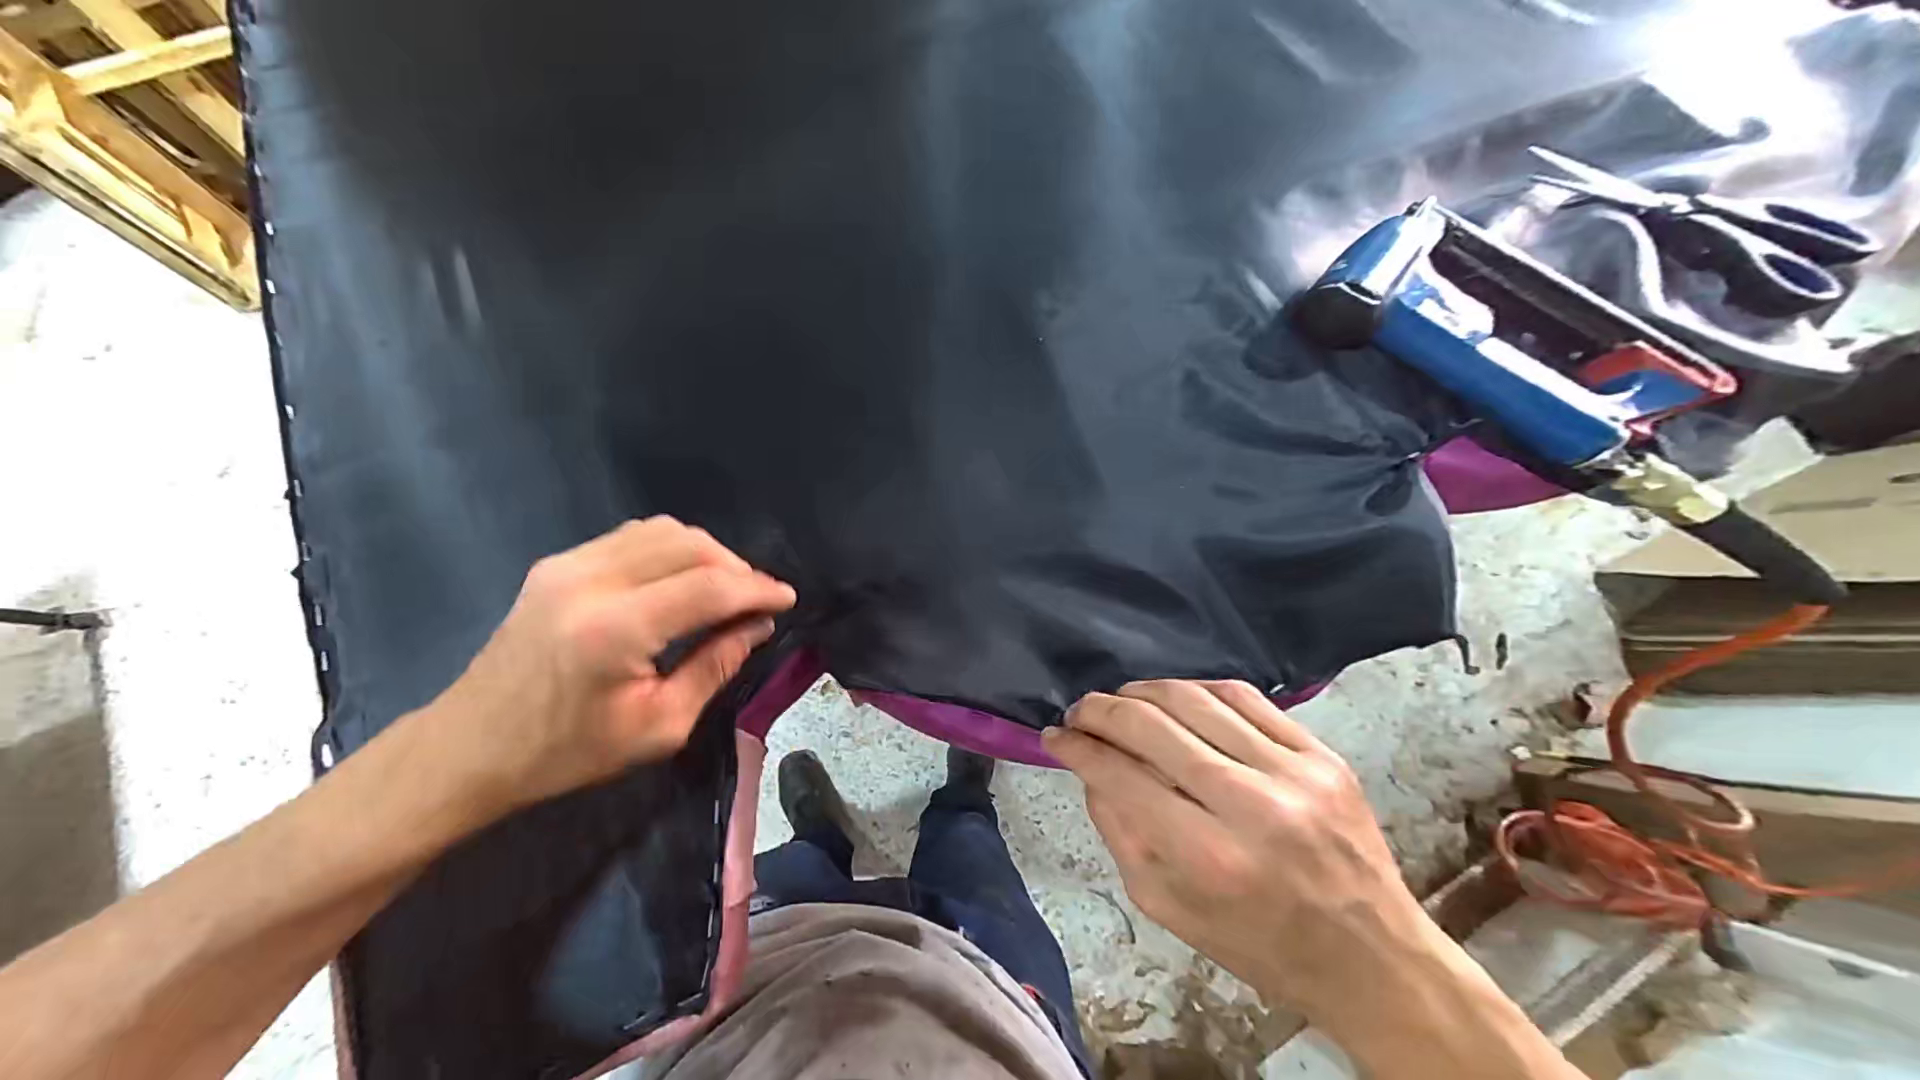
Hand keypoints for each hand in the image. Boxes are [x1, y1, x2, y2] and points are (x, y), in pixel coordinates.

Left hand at [424, 516, 796, 813]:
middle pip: (690, 545)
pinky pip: (633, 536)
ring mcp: (568, 564)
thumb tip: (758, 626)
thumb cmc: (567, 753)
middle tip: (757, 600)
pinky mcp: (557, 563)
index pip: (709, 587)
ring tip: (725, 588)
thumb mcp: (658, 726)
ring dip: (706, 553)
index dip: (758, 588)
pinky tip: (681, 579)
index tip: (787, 599)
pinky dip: (672, 549)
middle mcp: (591, 581)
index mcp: (615, 630)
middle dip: (737, 568)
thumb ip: (715, 667)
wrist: (469, 748)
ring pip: (663, 530)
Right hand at [1044, 680, 1430, 1021]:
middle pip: (1152, 726)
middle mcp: (1251, 804)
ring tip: (1120, 700)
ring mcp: (1293, 771)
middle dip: (1100, 711)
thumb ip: (1120, 833)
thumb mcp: (1168, 908)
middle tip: (1079, 712)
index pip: (1120, 775)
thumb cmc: (1260, 944)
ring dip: (1143, 692)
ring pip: (1195, 699)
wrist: (1372, 956)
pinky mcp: (1322, 753)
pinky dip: (1196, 688)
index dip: (1077, 747)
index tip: (1055, 735)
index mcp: (1209, 857)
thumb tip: (1092, 769)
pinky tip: (1174, 697)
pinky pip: (1244, 696)